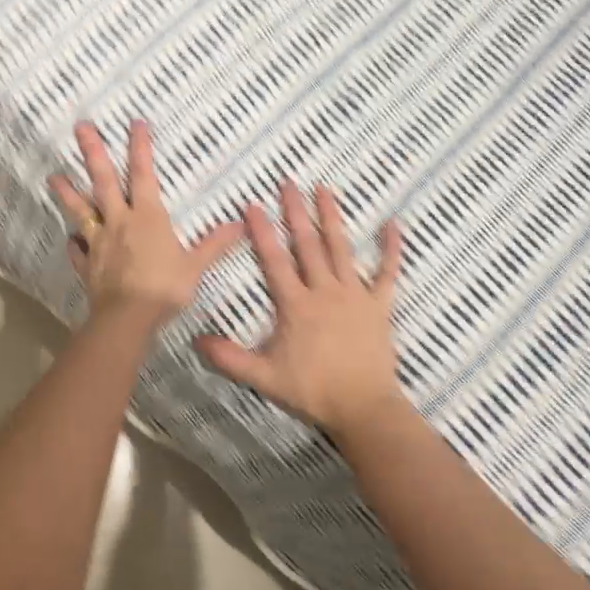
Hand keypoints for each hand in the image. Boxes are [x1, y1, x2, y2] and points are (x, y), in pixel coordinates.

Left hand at [49, 120, 244, 321]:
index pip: (144, 174)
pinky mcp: (87, 266)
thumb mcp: (195, 266)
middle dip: (93, 153)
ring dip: (68, 193)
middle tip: (81, 128)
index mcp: (147, 217)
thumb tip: (240, 224)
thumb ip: (214, 244)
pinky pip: (77, 251)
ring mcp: (98, 243)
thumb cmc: (164, 288)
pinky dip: (73, 244)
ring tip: (53, 177)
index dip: (140, 147)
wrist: (127, 318)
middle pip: (103, 181)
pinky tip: (70, 240)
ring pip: (81, 211)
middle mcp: (119, 222)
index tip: (135, 123)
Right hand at [196, 181, 405, 434]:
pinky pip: (388, 273)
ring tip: (325, 190)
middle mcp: (325, 291)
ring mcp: (355, 296)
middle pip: (307, 245)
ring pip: (341, 249)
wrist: (363, 407)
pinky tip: (394, 225)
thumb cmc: (312, 390)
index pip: (275, 261)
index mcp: (296, 305)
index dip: (263, 233)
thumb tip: (195, 340)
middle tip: (289, 182)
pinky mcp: (380, 306)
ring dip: (332, 218)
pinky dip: (391, 249)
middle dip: (296, 212)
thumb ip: (229, 358)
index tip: (253, 205)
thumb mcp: (264, 377)